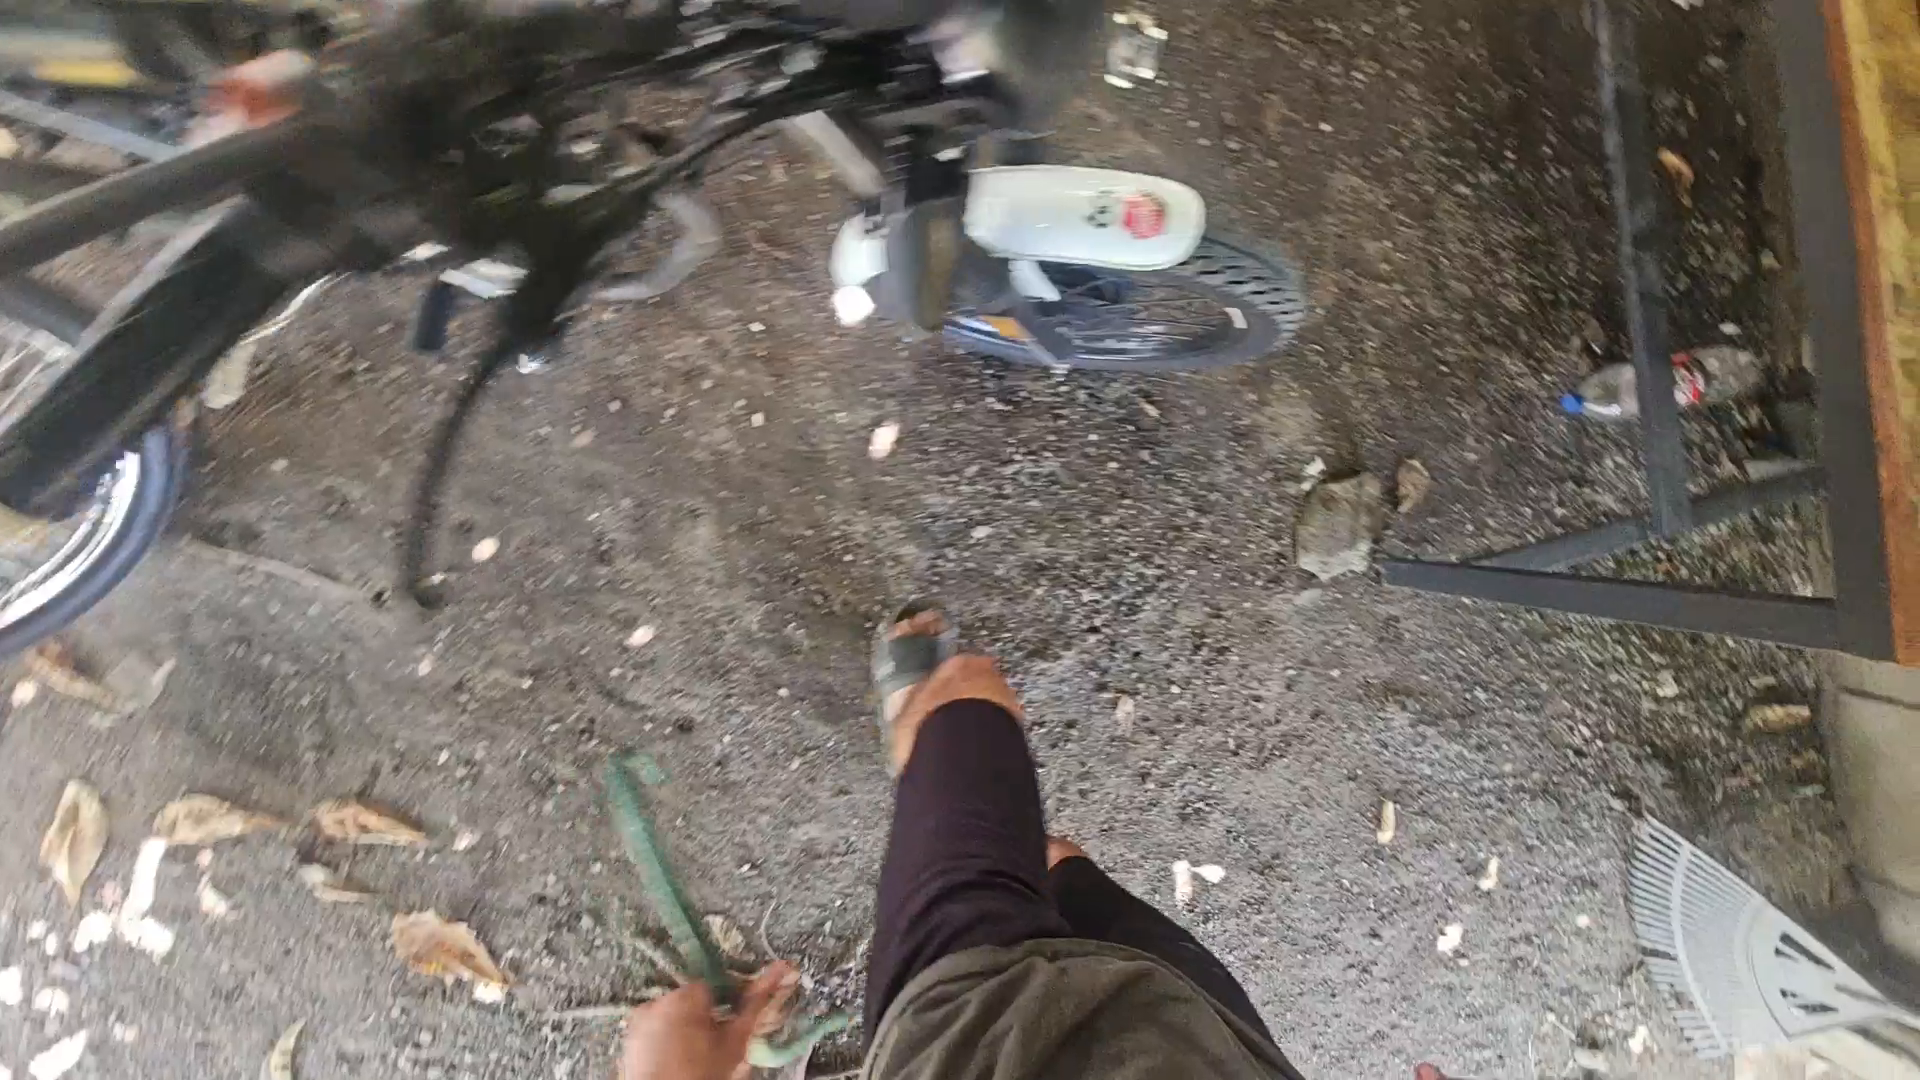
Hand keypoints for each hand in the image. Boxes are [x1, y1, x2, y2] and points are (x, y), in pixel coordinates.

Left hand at [619, 964, 794, 1079]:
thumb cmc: (704, 1074)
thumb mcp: (735, 1041)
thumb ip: (757, 1001)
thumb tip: (784, 965)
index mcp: (686, 995)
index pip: (711, 987)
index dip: (720, 1009)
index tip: (722, 1031)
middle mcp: (658, 999)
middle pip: (690, 998)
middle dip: (700, 1017)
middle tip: (707, 1046)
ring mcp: (638, 1018)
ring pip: (671, 1012)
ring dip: (681, 1026)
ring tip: (688, 1054)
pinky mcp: (627, 1037)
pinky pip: (652, 1026)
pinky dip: (662, 1036)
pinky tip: (671, 1058)